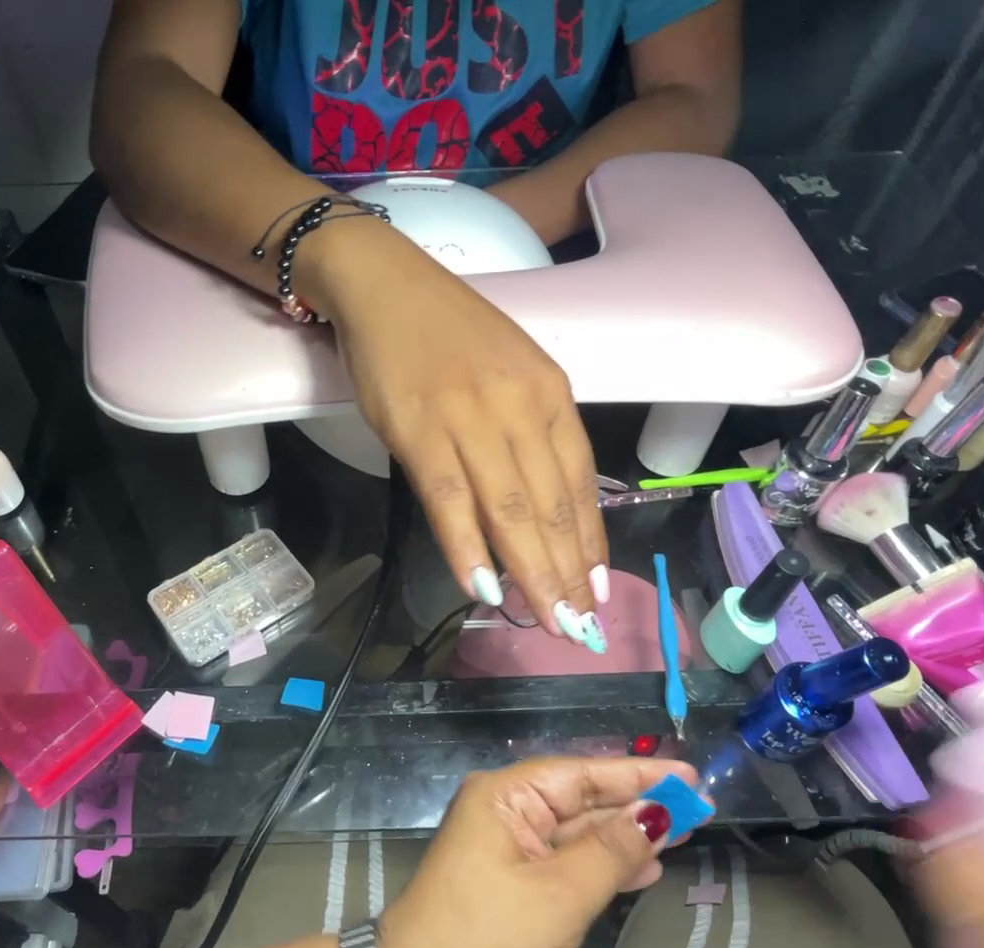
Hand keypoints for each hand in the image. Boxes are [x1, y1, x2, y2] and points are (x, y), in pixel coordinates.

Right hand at [301, 224, 609, 649]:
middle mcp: (519, 407)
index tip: (598, 589)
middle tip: (580, 626)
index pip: (579, 481)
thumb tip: (541, 502)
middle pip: (552, 504)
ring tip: (548, 621)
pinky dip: (466, 546)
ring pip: (510, 509)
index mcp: (548, 392)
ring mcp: (468, 417)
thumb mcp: (510, 371)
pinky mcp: (418, 429)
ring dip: (532, 572)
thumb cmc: (448, 330)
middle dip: (569, 571)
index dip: (591, 541)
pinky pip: (448, 498)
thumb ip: (528, 431)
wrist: (384, 285)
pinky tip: (482, 587)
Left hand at [376, 756, 699, 947]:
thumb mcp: (560, 894)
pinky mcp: (515, 881)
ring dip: (627, 836)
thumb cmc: (488, 935)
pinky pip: (568, 861)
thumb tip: (657, 813)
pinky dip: (605, 865)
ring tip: (684, 834)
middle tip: (699, 806)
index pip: (581, 773)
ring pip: (579, 832)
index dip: (637, 774)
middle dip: (637, 804)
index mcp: (506, 796)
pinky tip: (645, 867)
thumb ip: (612, 851)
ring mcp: (510, 847)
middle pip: (582, 800)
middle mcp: (506, 811)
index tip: (689, 774)